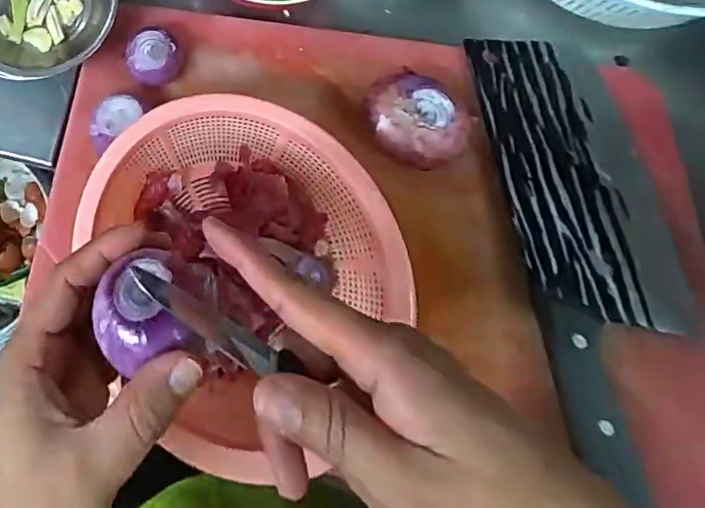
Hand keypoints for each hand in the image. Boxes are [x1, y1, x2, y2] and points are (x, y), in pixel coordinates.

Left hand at [0, 224, 204, 507]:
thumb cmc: (40, 506)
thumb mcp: (91, 462)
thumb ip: (141, 412)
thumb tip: (194, 358)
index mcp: (26, 354)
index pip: (63, 283)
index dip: (101, 252)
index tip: (143, 233)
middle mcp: (42, 352)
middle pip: (83, 293)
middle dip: (123, 268)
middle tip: (170, 250)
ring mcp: (63, 372)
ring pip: (99, 318)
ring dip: (134, 299)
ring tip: (176, 277)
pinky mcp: (82, 393)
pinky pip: (111, 349)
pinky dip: (139, 336)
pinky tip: (169, 327)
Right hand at [203, 217, 620, 507]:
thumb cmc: (491, 504)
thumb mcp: (405, 484)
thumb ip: (330, 431)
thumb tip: (263, 385)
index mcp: (385, 356)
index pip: (300, 299)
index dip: (251, 261)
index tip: (213, 225)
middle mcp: (388, 347)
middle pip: (304, 351)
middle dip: (280, 402)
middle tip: (289, 481)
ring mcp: (401, 368)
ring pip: (323, 378)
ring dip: (306, 426)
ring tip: (309, 487)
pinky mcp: (411, 392)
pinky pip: (351, 394)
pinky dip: (332, 428)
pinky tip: (341, 471)